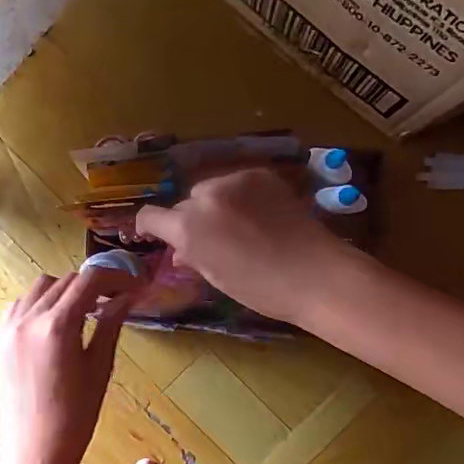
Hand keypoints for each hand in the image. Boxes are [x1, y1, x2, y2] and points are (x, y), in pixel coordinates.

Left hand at [0, 269, 135, 463]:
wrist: (35, 448)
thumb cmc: (75, 415)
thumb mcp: (100, 366)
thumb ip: (111, 324)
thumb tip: (127, 297)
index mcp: (57, 325)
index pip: (89, 280)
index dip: (115, 277)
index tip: (132, 285)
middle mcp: (28, 318)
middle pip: (66, 280)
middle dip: (93, 285)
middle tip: (115, 300)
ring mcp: (9, 328)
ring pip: (41, 287)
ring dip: (66, 291)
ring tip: (85, 311)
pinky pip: (20, 305)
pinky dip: (40, 304)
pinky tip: (55, 323)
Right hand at [134, 168, 357, 322]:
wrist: (316, 274)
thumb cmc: (262, 288)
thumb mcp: (217, 277)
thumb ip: (193, 258)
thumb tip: (181, 252)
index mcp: (189, 228)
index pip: (151, 216)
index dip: (148, 227)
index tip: (152, 234)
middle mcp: (206, 197)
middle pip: (185, 204)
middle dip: (191, 220)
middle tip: (211, 242)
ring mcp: (235, 181)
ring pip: (211, 190)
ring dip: (216, 206)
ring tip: (239, 228)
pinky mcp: (261, 174)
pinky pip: (237, 183)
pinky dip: (240, 196)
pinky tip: (259, 216)